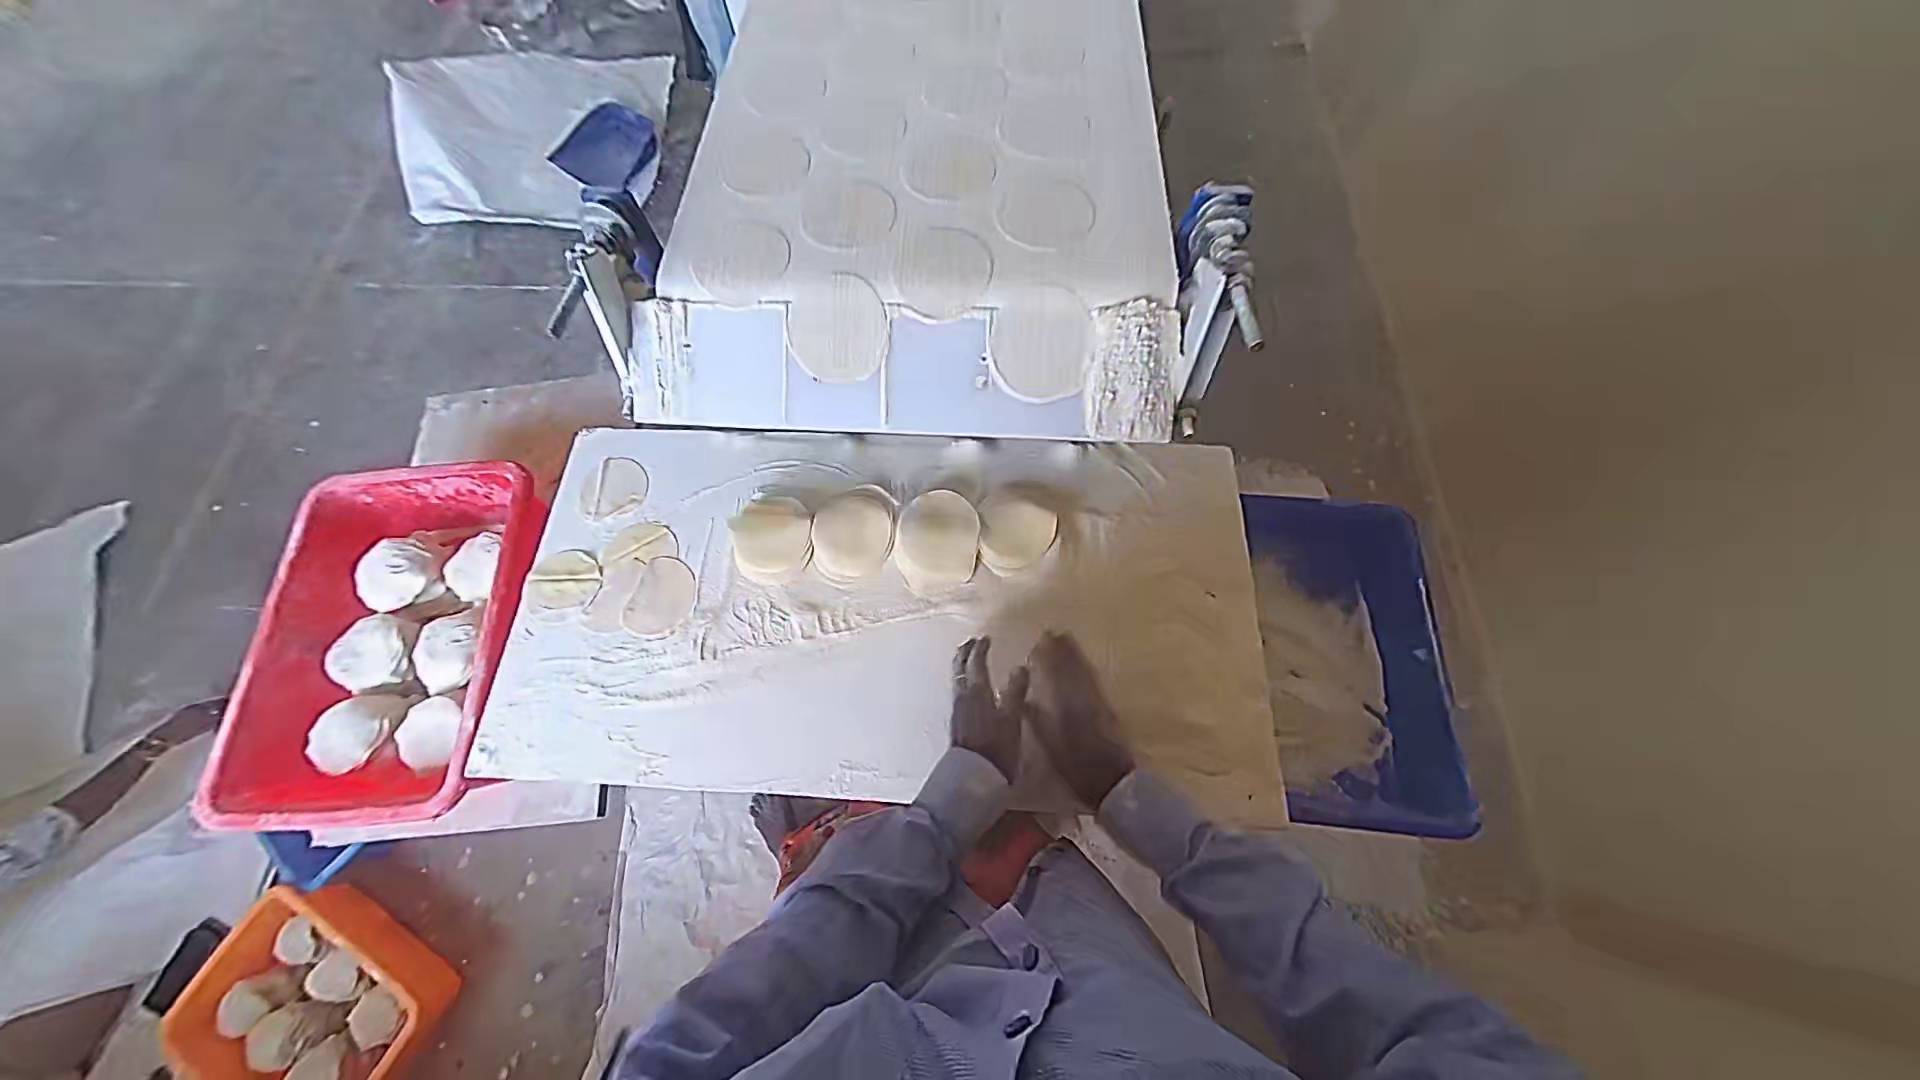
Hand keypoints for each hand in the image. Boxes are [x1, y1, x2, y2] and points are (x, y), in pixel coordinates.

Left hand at [949, 637, 1025, 781]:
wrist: (972, 778)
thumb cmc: (997, 748)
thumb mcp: (1012, 719)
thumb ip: (1016, 692)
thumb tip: (1021, 666)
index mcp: (977, 692)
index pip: (976, 663)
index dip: (980, 649)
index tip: (985, 638)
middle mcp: (963, 697)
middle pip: (960, 668)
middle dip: (965, 653)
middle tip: (972, 643)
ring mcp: (957, 710)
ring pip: (957, 679)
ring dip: (962, 666)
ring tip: (970, 661)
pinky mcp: (957, 722)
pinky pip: (958, 691)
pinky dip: (963, 681)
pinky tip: (970, 688)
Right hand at [1024, 631, 1134, 807]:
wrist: (1113, 782)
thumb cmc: (1075, 768)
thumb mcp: (1048, 745)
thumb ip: (1036, 719)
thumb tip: (1025, 699)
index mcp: (1063, 705)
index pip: (1052, 674)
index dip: (1044, 657)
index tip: (1037, 643)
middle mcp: (1080, 698)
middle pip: (1069, 667)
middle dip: (1059, 649)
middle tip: (1051, 633)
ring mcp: (1097, 701)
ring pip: (1083, 670)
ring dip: (1074, 653)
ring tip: (1066, 638)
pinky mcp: (1108, 707)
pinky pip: (1094, 679)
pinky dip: (1085, 667)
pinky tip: (1083, 663)